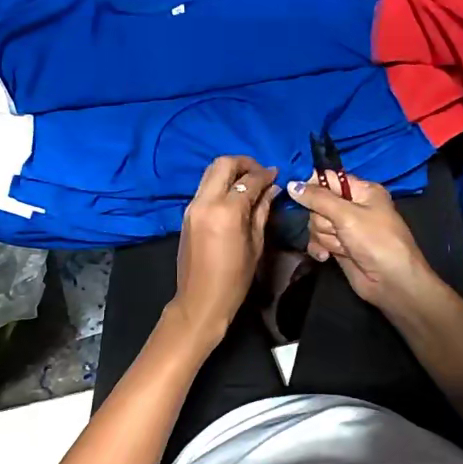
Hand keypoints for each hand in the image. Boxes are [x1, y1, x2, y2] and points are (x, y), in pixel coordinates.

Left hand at [170, 155, 279, 341]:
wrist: (200, 300)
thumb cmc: (234, 279)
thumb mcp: (256, 244)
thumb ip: (262, 211)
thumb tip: (271, 189)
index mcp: (226, 211)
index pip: (249, 180)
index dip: (265, 174)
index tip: (276, 174)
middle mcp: (205, 202)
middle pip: (223, 164)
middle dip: (244, 163)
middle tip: (260, 174)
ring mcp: (192, 207)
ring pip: (210, 173)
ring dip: (230, 172)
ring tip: (249, 184)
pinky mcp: (186, 214)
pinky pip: (204, 188)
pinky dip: (220, 184)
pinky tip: (234, 196)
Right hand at [289, 171, 437, 311]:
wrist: (390, 281)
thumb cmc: (375, 241)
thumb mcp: (347, 215)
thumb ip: (318, 198)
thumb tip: (291, 184)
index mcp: (362, 191)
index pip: (329, 179)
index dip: (312, 185)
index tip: (296, 192)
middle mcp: (352, 207)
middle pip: (318, 204)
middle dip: (322, 220)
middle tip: (336, 229)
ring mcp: (345, 228)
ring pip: (316, 225)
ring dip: (324, 237)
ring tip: (341, 247)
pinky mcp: (338, 247)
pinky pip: (317, 241)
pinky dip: (320, 248)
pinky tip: (326, 257)